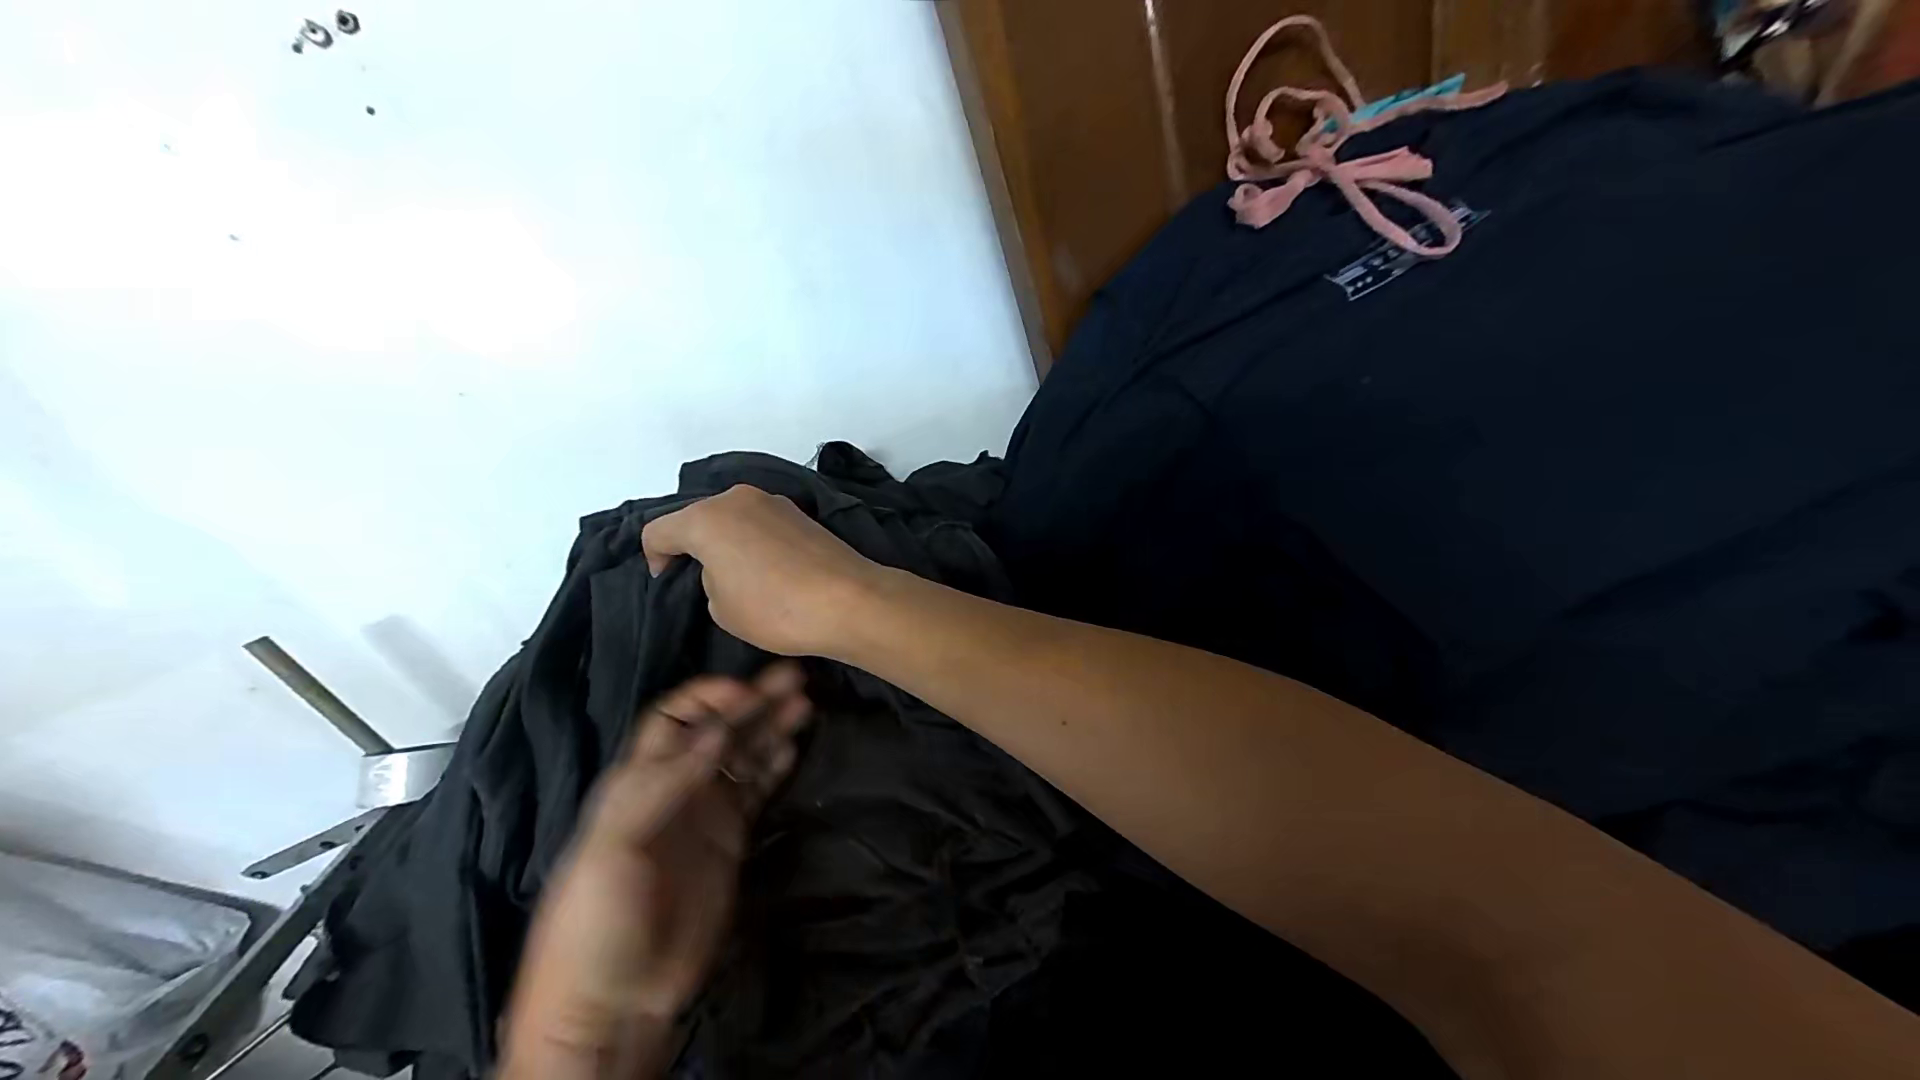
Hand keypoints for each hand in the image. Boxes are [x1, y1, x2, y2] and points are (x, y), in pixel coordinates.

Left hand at [501, 665, 811, 1078]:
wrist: (612, 1002)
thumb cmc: (594, 920)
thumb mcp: (612, 846)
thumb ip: (663, 784)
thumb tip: (717, 730)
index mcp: (637, 780)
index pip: (674, 719)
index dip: (708, 699)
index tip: (745, 693)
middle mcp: (675, 786)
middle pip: (718, 730)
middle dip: (753, 701)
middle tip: (794, 678)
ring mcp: (705, 812)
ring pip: (743, 755)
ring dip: (771, 727)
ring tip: (804, 702)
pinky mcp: (730, 839)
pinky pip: (756, 791)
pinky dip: (775, 766)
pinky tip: (794, 746)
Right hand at [642, 485, 883, 657]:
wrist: (849, 600)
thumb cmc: (775, 608)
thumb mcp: (721, 607)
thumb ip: (708, 580)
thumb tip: (725, 568)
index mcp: (706, 518)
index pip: (658, 531)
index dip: (655, 559)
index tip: (668, 583)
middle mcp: (738, 498)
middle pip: (698, 518)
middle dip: (693, 545)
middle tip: (702, 580)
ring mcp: (775, 502)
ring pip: (734, 518)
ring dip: (728, 541)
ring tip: (740, 576)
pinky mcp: (803, 514)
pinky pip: (763, 523)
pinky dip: (756, 541)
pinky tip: (770, 569)